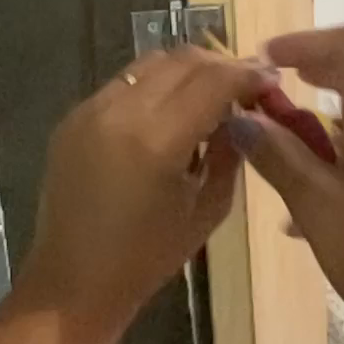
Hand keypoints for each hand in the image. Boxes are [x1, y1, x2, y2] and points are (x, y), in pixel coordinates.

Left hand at [17, 47, 274, 327]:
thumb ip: (229, 152)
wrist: (73, 282)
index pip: (213, 81)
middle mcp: (119, 112)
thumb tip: (243, 114)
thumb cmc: (147, 258)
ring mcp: (90, 110)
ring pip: (151, 64)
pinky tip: (168, 113)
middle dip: (220, 65)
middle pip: (182, 60)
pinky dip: (155, 86)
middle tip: (244, 84)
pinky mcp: (73, 117)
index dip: (247, 74)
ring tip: (208, 95)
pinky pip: (124, 84)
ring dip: (187, 71)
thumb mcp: (207, 208)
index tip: (270, 80)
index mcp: (156, 140)